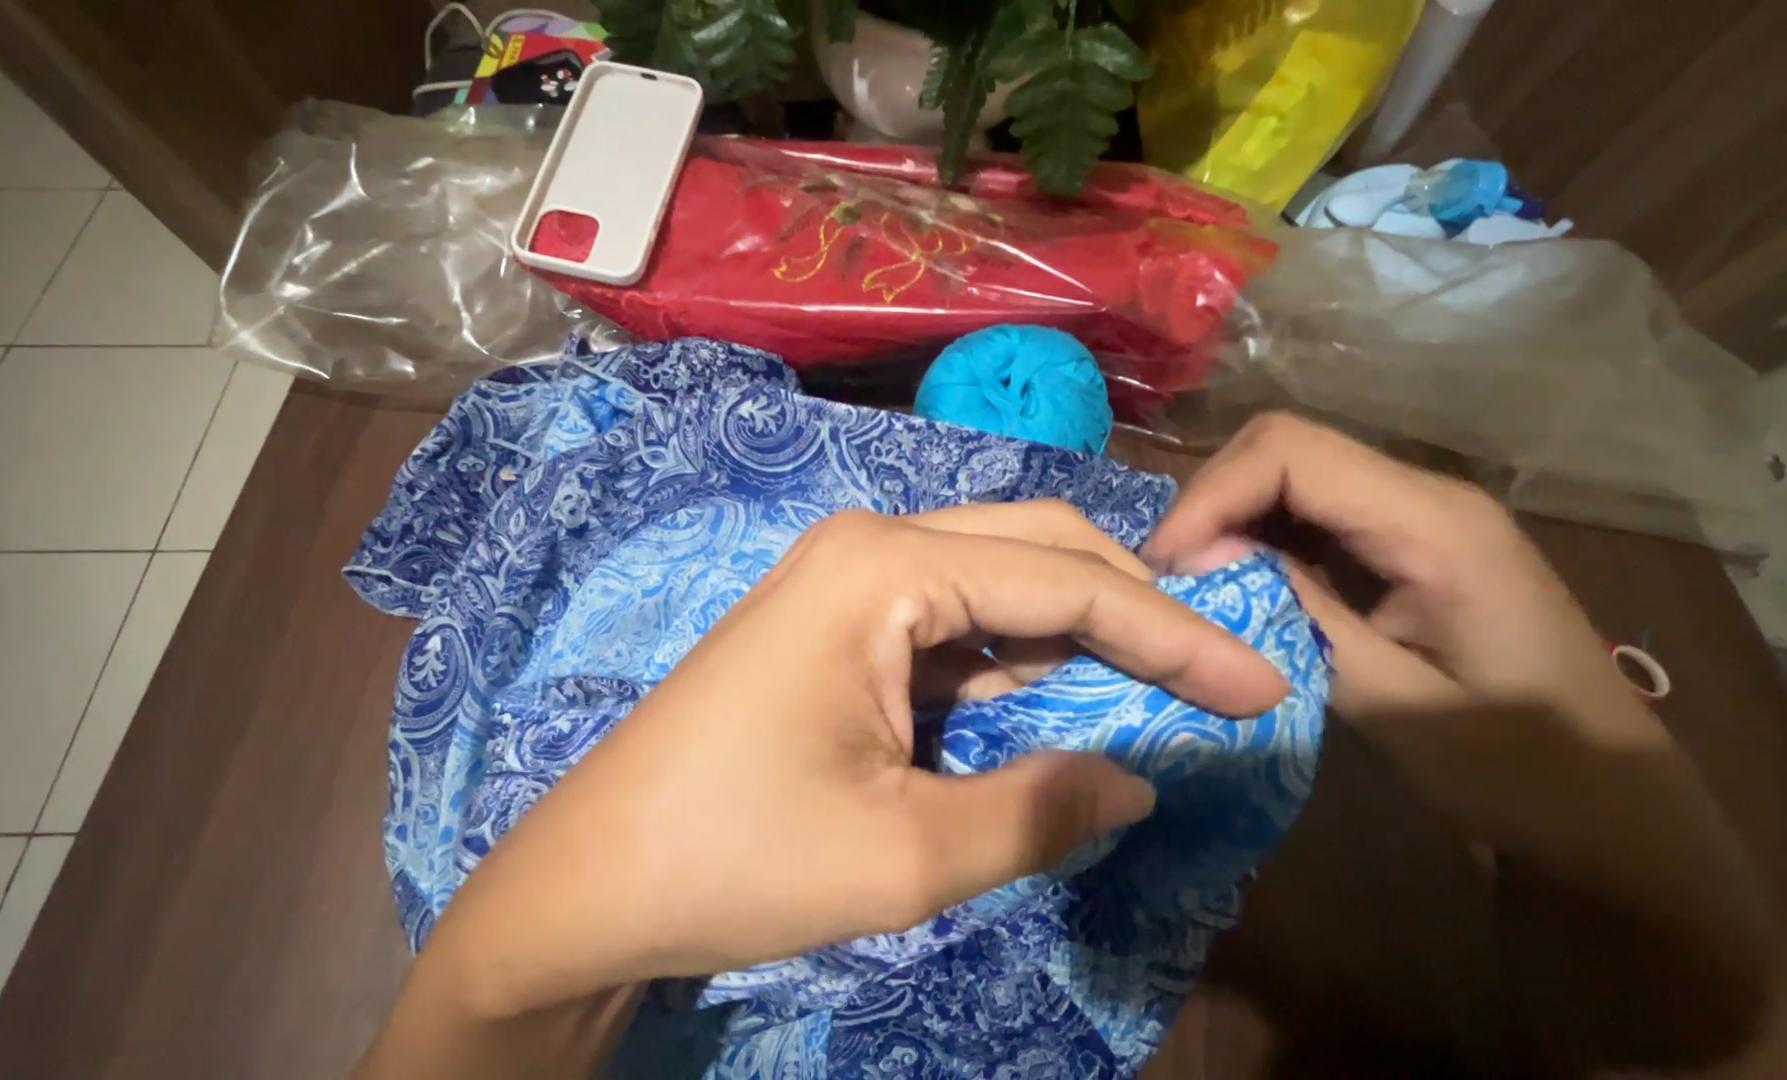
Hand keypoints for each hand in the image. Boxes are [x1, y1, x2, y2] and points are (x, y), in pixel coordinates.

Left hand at [430, 501, 1288, 1017]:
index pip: (1063, 582)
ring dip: (1072, 631)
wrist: (591, 879)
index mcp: (883, 566)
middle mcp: (865, 544)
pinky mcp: (829, 621)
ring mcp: (841, 578)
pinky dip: (1009, 657)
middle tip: (1219, 678)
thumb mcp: (908, 854)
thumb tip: (1138, 780)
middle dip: (1132, 611)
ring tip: (1158, 688)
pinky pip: (944, 619)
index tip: (1262, 690)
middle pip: (1032, 551)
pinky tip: (1051, 698)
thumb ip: (1041, 808)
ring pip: (991, 581)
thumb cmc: (736, 859)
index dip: (1173, 635)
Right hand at [1143, 413, 1774, 1066]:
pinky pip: (1307, 514)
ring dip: (1226, 520)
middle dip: (1209, 502)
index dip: (1210, 495)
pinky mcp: (1401, 544)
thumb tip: (1202, 556)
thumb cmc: (1514, 768)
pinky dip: (1255, 539)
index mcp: (1434, 523)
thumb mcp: (1389, 699)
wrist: (1611, 810)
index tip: (1164, 566)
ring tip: (1188, 583)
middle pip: (1283, 448)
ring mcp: (1415, 516)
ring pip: (1288, 475)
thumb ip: (1293, 612)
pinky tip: (1235, 587)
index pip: (1291, 452)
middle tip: (1168, 577)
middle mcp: (1424, 496)